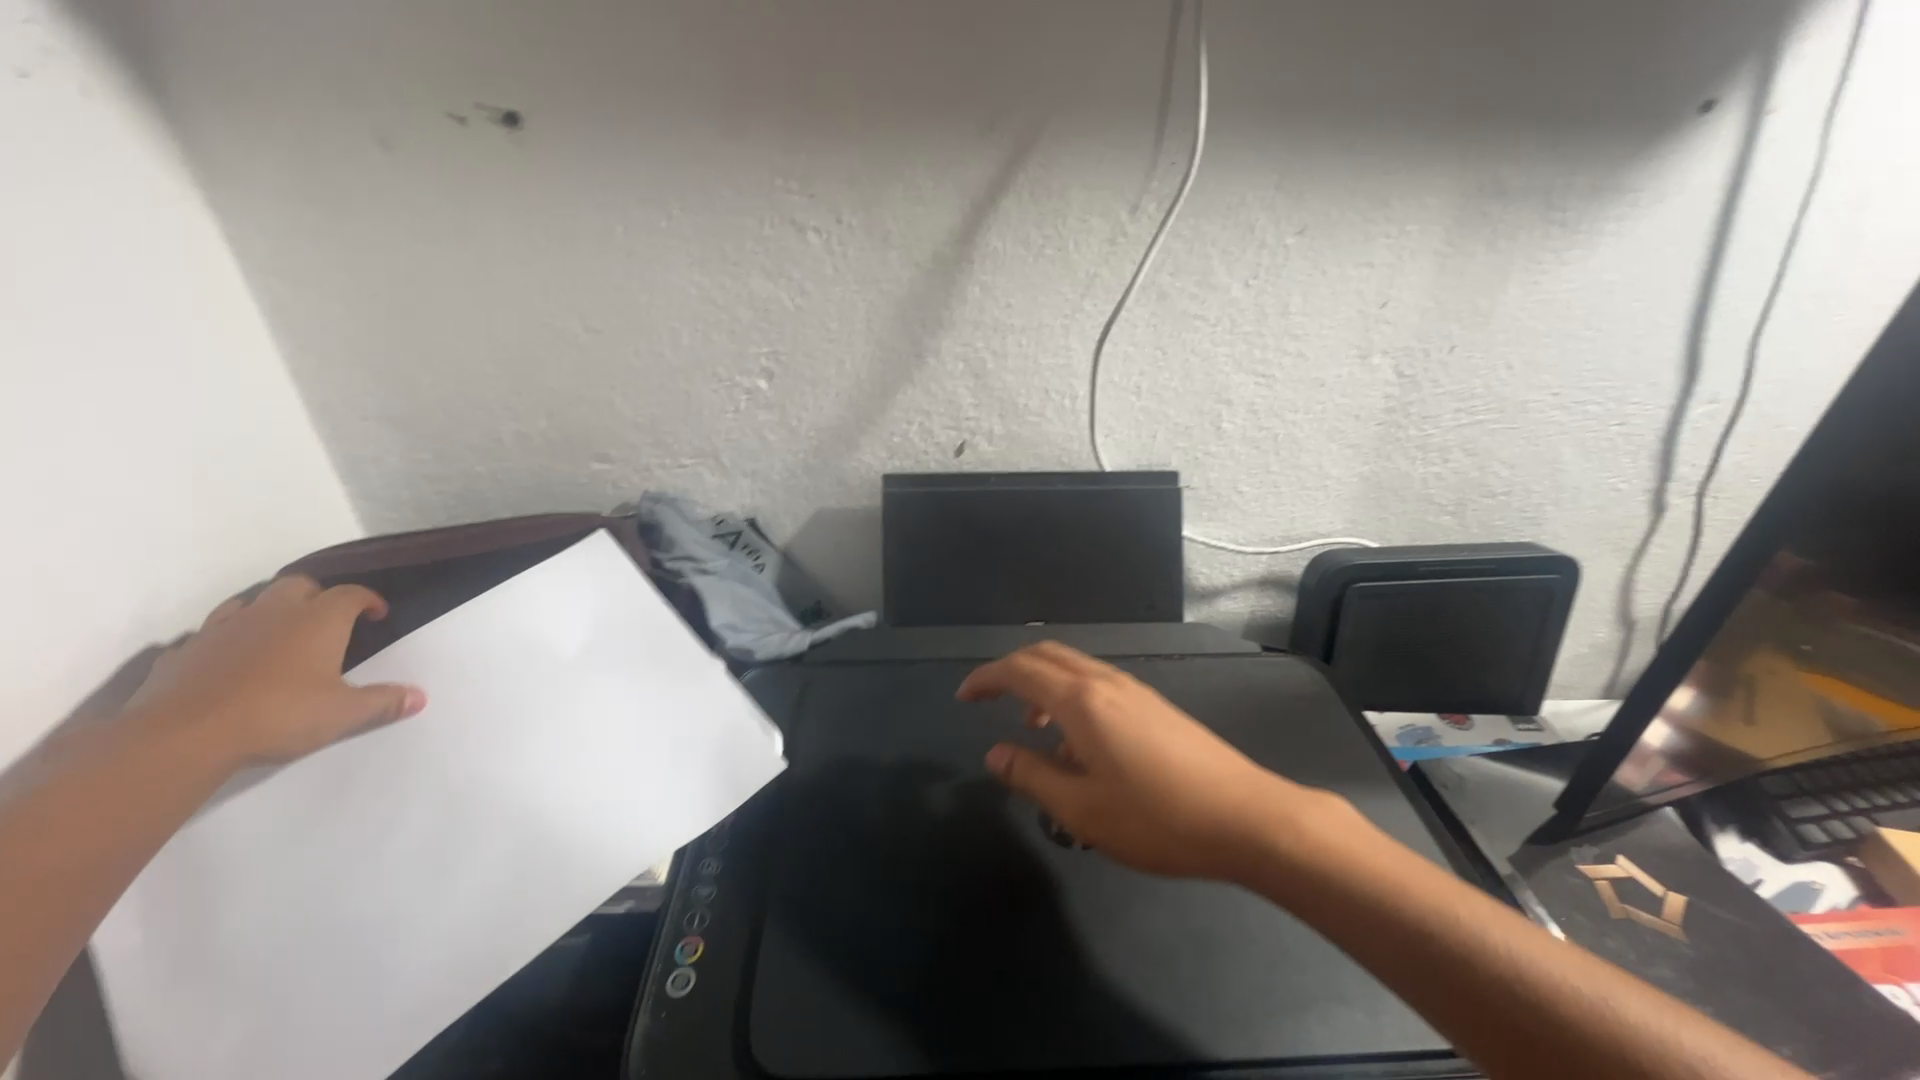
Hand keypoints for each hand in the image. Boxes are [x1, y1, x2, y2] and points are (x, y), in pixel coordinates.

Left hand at [125, 576, 425, 768]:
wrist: (183, 735)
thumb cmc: (279, 715)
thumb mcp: (343, 714)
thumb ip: (383, 702)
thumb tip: (420, 697)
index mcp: (317, 621)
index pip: (350, 594)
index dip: (368, 600)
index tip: (377, 615)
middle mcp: (272, 614)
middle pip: (298, 585)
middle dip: (317, 596)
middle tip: (328, 621)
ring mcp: (222, 629)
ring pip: (249, 602)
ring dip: (268, 611)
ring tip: (278, 634)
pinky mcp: (184, 651)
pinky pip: (209, 635)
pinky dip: (225, 642)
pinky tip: (229, 662)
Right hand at [957, 642, 1339, 880]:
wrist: (1247, 819)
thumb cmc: (1156, 818)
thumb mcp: (1080, 809)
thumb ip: (1031, 777)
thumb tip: (994, 755)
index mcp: (1082, 702)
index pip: (1020, 671)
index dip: (985, 678)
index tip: (963, 697)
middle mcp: (1108, 684)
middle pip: (1048, 656)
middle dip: (1011, 671)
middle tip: (988, 701)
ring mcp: (1138, 692)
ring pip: (1076, 668)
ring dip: (1044, 685)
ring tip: (1032, 729)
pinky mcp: (1158, 708)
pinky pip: (1100, 685)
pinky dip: (1072, 697)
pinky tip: (1081, 745)